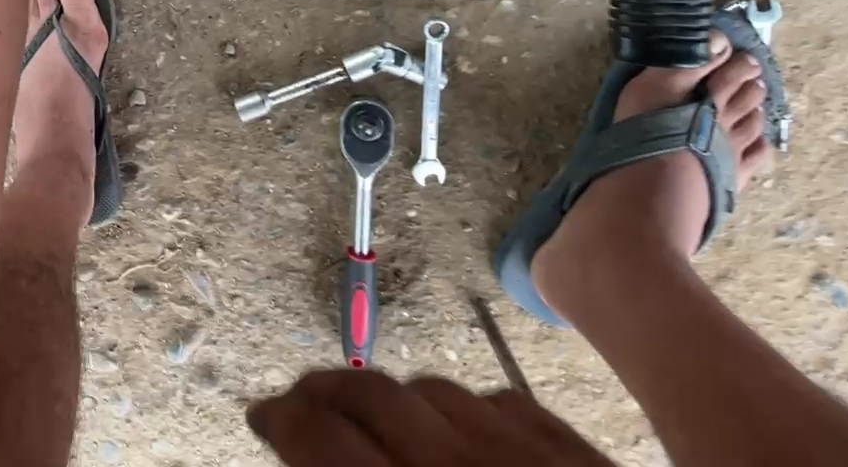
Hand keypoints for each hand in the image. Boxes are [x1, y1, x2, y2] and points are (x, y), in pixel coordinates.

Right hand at [249, 370, 613, 466]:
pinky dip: (465, 409)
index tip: (262, 416)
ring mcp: (531, 456)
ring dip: (391, 398)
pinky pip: (504, 402)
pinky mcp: (585, 457)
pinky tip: (461, 431)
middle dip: (321, 392)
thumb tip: (318, 458)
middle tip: (297, 404)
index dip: (283, 419)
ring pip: (431, 389)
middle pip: (369, 394)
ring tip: (373, 418)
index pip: (324, 438)